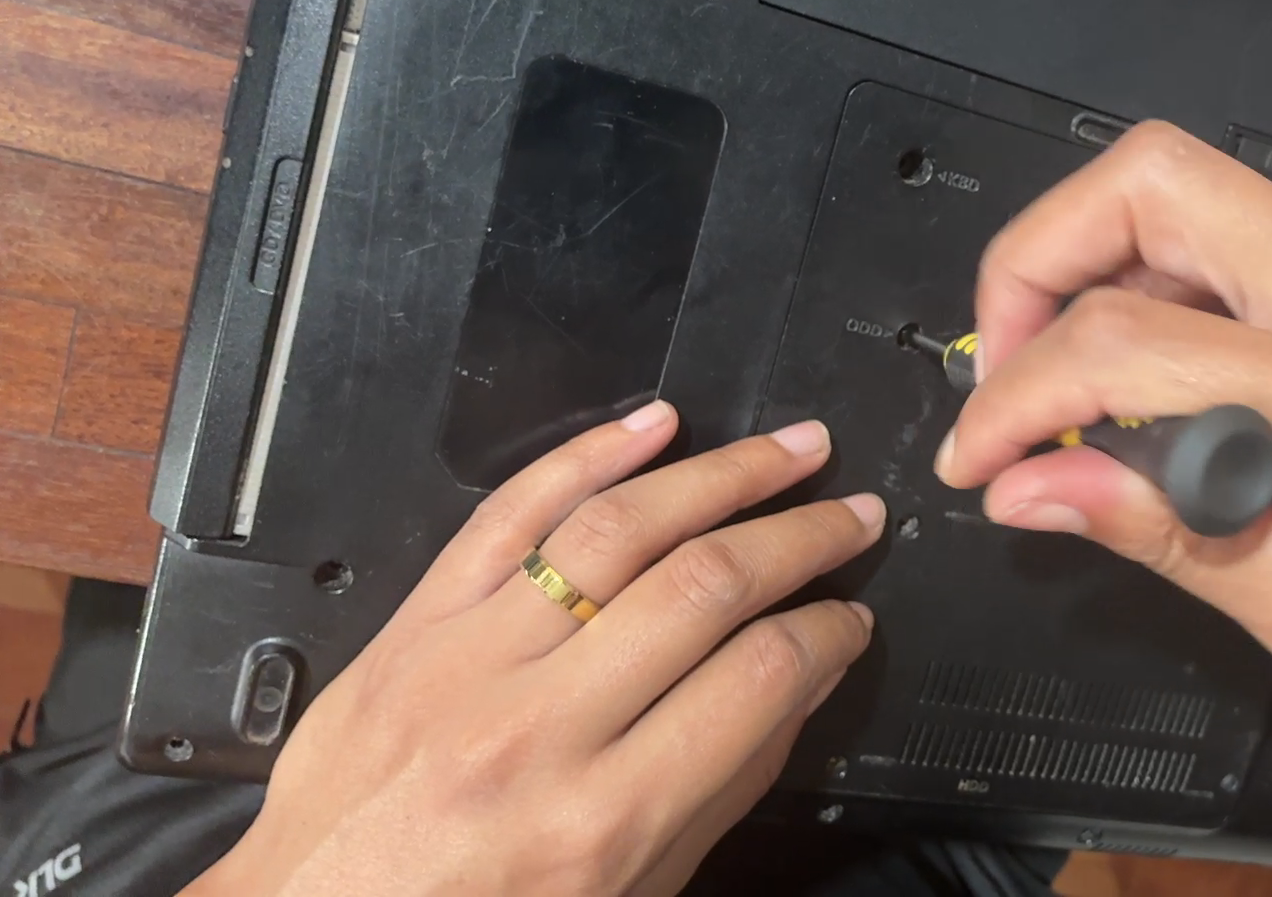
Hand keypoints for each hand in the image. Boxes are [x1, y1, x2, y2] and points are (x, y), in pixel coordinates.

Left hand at [189, 406, 881, 896]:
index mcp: (605, 820)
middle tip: (857, 511)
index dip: (830, 630)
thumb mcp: (640, 888)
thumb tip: (817, 659)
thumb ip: (737, 772)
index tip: (855, 613)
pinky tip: (661, 421)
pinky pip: (510, 513)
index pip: (759, 676)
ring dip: (729, 473)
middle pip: (705, 584)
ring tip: (797, 446)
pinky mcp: (414, 622)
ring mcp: (466, 661)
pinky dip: (591, 454)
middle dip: (804, 536)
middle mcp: (539, 729)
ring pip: (622, 528)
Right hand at [934, 121, 1271, 743]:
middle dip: (1032, 261)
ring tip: (1051, 374)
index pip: (1132, 340)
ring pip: (1174, 187)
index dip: (1018, 392)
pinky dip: (1129, 277)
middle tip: (1004, 366)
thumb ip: (1155, 530)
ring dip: (1076, 262)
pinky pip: (1210, 231)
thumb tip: (1021, 485)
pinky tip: (1124, 366)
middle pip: (1151, 181)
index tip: (976, 458)